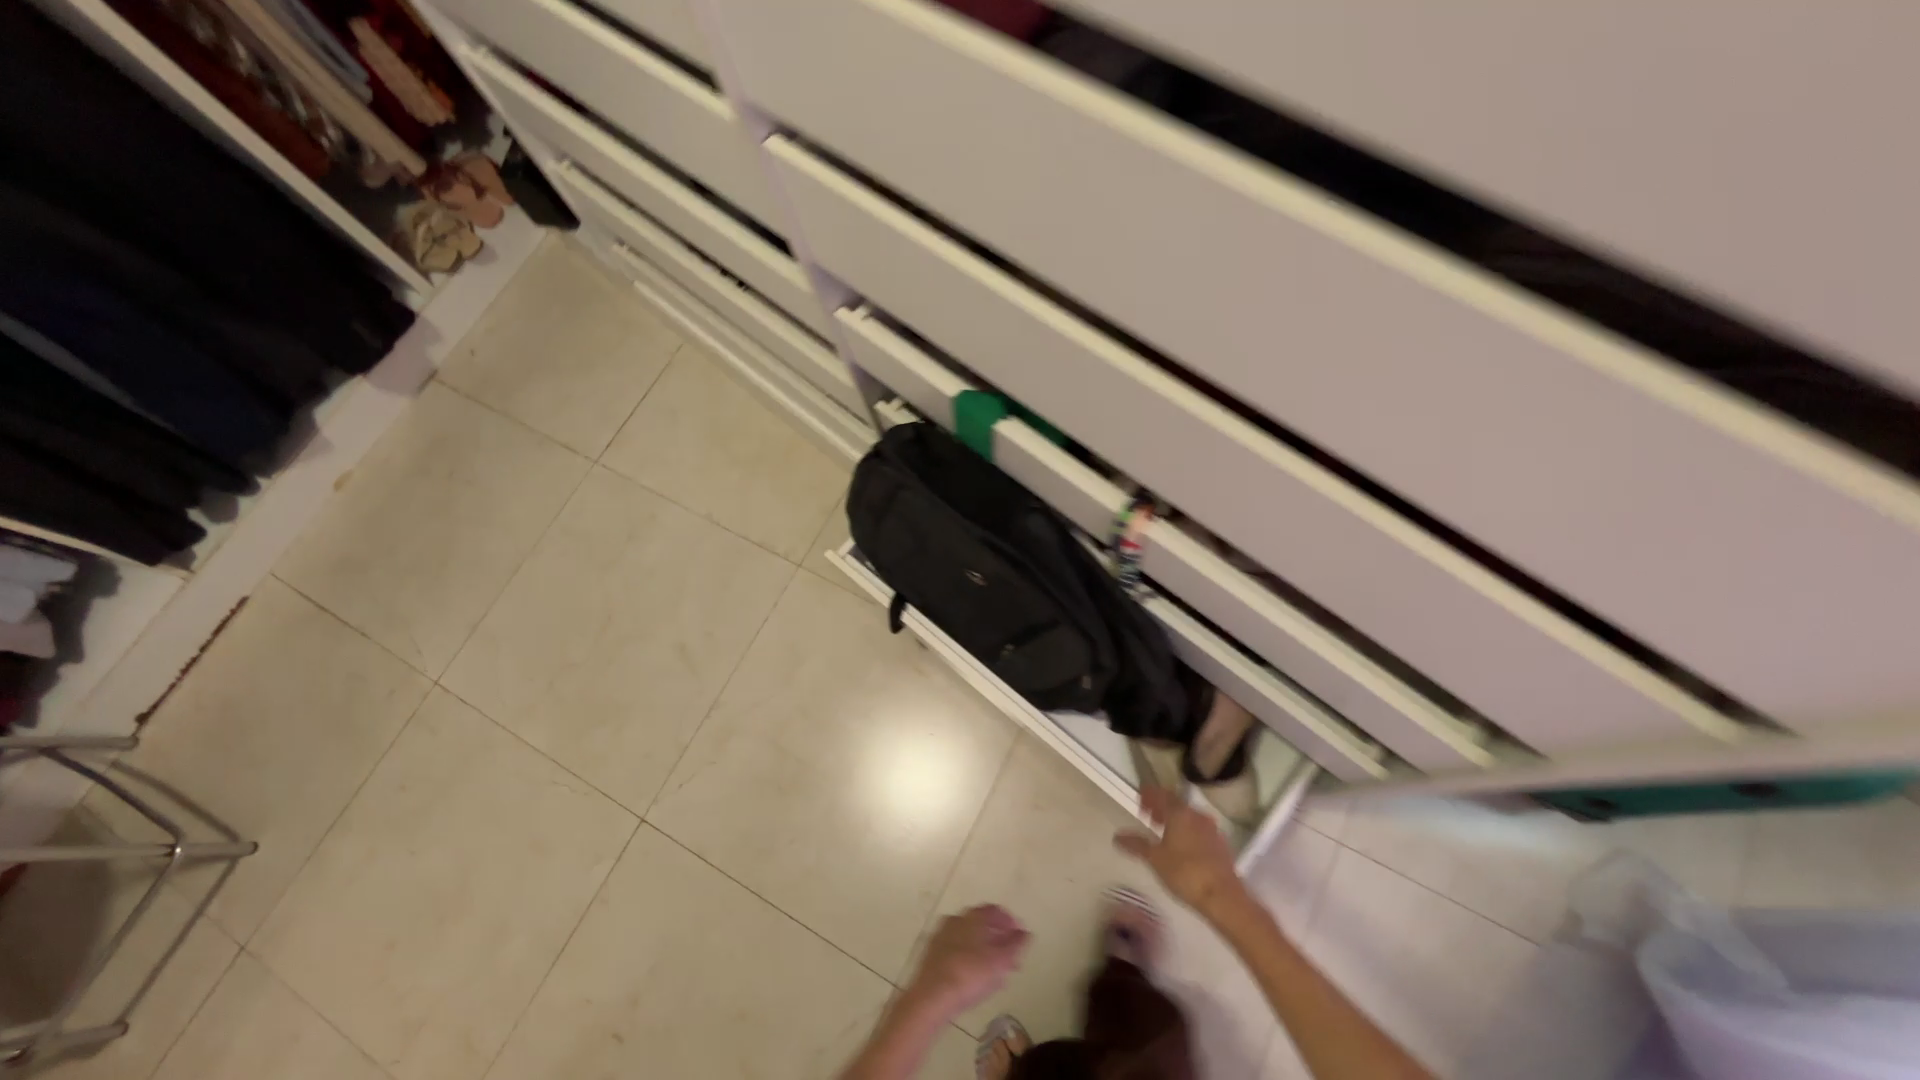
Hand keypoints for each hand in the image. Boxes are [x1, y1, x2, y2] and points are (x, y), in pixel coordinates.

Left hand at [905, 905, 1030, 1016]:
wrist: (932, 996)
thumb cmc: (970, 974)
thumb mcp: (1001, 961)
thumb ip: (1015, 945)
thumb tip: (1026, 932)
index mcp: (973, 916)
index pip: (995, 911)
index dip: (1009, 922)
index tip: (1019, 937)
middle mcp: (955, 919)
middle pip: (981, 924)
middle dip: (997, 938)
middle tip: (1010, 957)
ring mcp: (941, 936)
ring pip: (968, 938)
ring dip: (983, 949)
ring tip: (995, 970)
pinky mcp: (931, 954)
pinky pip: (956, 950)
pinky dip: (969, 957)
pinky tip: (975, 976)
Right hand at [1114, 786, 1246, 920]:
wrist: (1223, 896)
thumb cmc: (1185, 873)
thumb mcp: (1155, 859)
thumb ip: (1136, 845)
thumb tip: (1118, 836)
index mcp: (1180, 813)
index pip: (1162, 795)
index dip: (1150, 794)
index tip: (1140, 796)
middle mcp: (1197, 816)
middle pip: (1177, 804)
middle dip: (1161, 807)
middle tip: (1148, 814)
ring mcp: (1212, 830)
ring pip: (1189, 817)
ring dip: (1174, 820)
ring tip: (1162, 831)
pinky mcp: (1220, 845)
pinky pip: (1199, 830)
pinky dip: (1187, 831)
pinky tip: (1181, 846)